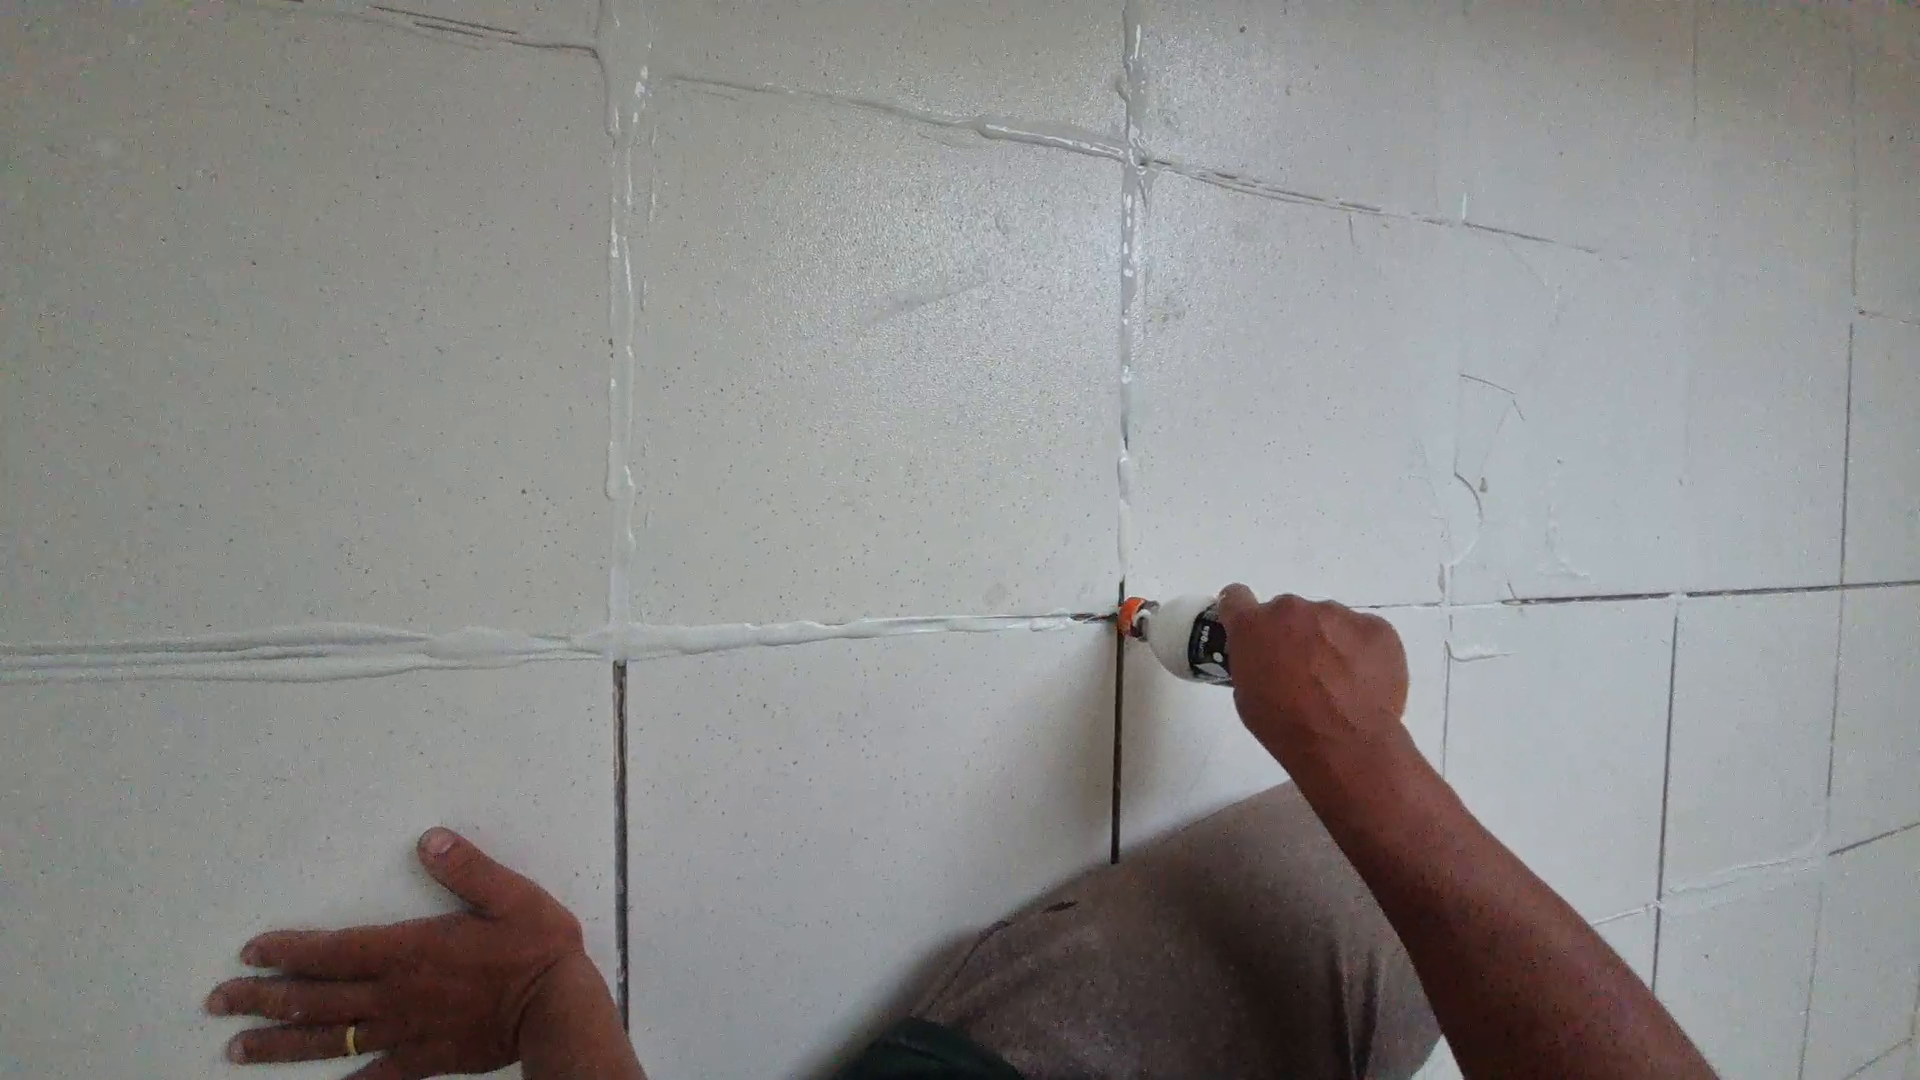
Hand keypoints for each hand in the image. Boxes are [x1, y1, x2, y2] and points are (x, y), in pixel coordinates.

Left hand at [207, 828, 589, 1078]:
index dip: (291, 950)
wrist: (555, 1005)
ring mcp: (403, 1032)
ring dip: (278, 1042)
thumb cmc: (536, 944)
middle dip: (265, 996)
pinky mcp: (421, 1060)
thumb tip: (429, 840)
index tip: (252, 951)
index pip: (338, 951)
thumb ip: (469, 869)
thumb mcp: (513, 894)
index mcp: (414, 950)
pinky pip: (369, 1078)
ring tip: (236, 1045)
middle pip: (317, 998)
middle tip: (219, 999)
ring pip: (328, 1039)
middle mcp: (395, 994)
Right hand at [1215, 585, 1411, 782]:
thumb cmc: (1284, 725)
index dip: (1242, 612)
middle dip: (1291, 634)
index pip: (1237, 597)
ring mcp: (1337, 614)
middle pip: (1287, 612)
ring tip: (1339, 680)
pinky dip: (1361, 650)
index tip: (1251, 629)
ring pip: (1327, 620)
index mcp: (1253, 625)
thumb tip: (1269, 659)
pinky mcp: (1376, 628)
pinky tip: (1362, 680)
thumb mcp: (1246, 694)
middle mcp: (1291, 609)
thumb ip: (1252, 661)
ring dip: (1327, 641)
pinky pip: (1363, 631)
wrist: (1343, 743)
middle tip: (1302, 669)